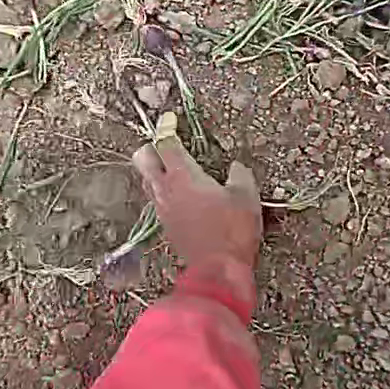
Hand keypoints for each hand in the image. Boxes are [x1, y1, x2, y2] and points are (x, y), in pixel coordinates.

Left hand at [131, 134, 261, 279]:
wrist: (218, 271)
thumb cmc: (233, 229)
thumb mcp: (246, 196)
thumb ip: (239, 175)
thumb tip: (234, 168)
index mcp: (183, 176)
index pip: (166, 143)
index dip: (167, 127)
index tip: (171, 118)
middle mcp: (166, 190)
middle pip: (143, 159)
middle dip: (151, 147)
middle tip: (166, 142)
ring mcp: (162, 209)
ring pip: (148, 180)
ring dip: (155, 170)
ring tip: (172, 167)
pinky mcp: (166, 225)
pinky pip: (157, 199)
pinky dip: (163, 189)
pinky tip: (179, 193)